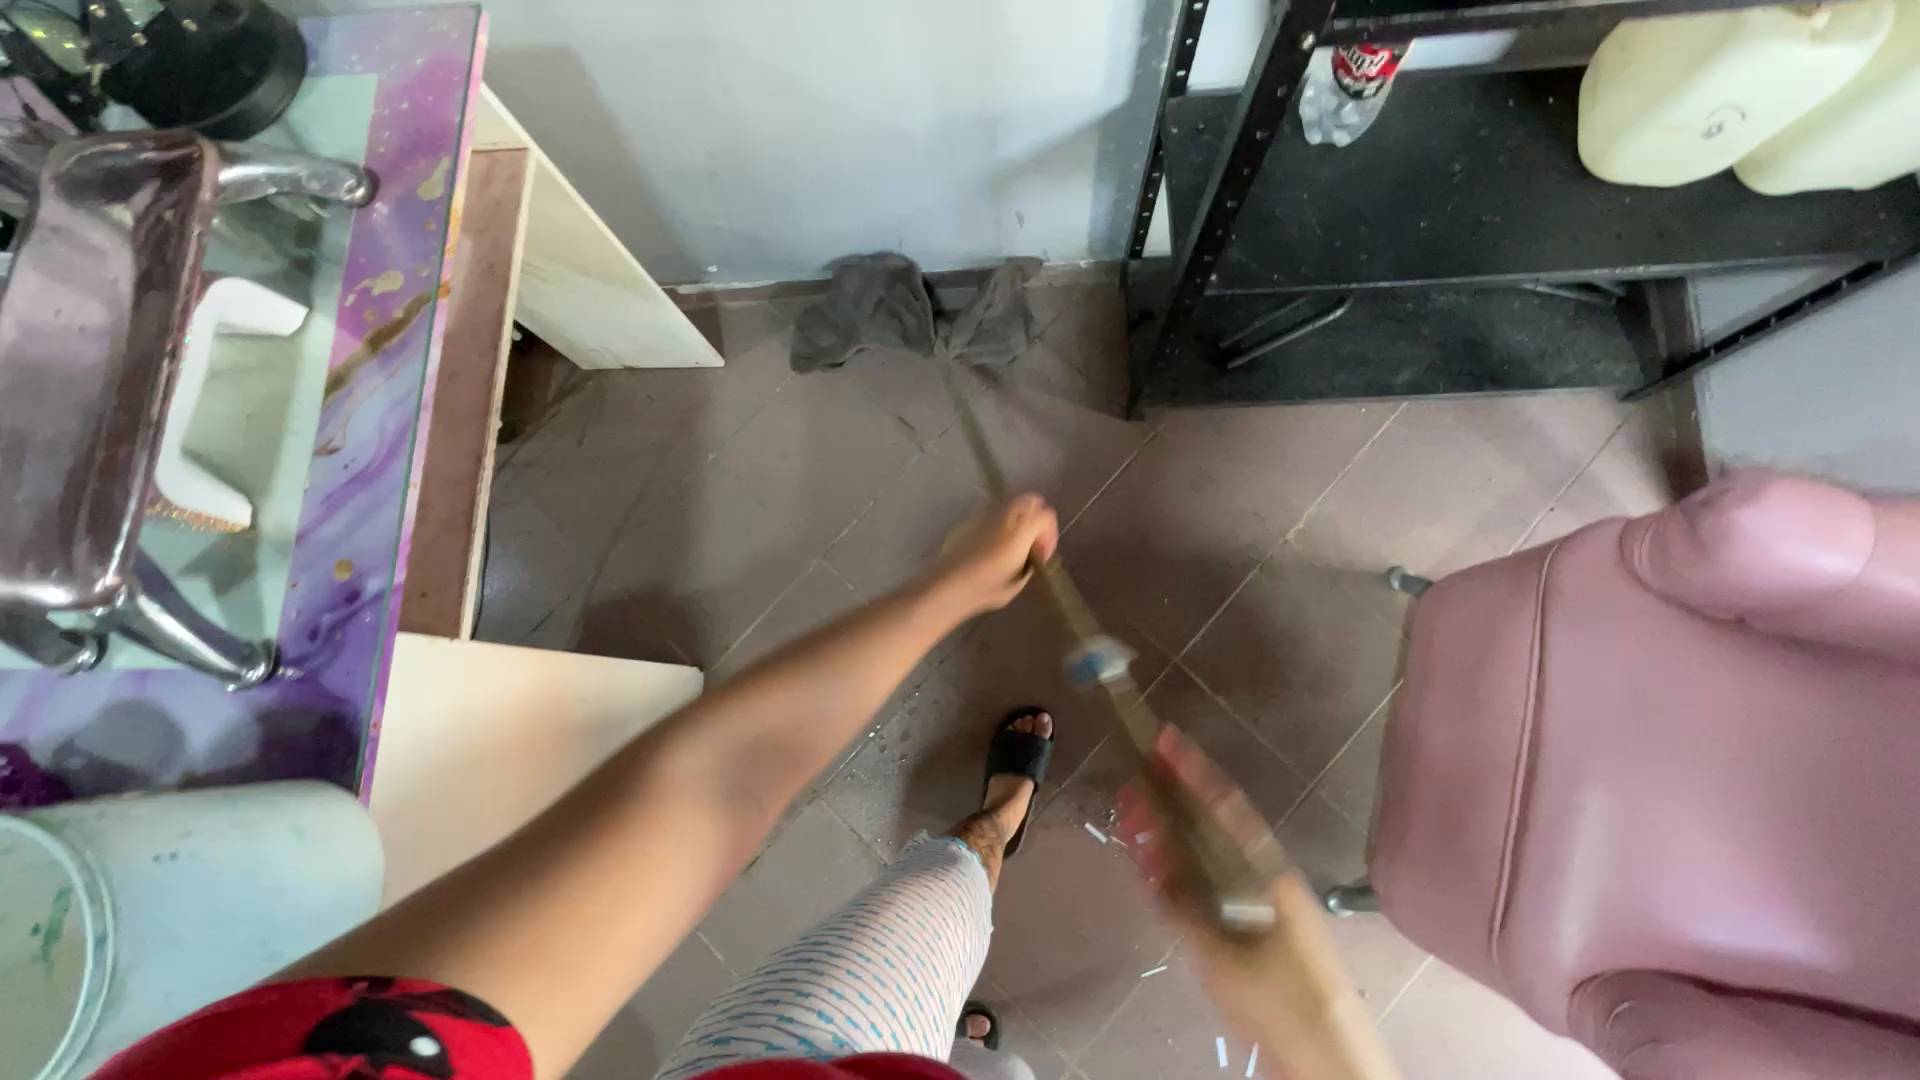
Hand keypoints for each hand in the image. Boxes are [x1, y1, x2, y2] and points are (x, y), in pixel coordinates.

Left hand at [924, 494, 1059, 618]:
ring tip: (1011, 545)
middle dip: (1036, 519)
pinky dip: (997, 524)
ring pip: (1009, 504)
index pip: (1047, 515)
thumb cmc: (986, 588)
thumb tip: (1029, 558)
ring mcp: (983, 514)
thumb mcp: (1018, 582)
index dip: (1050, 535)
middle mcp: (1005, 514)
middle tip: (1032, 543)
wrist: (947, 585)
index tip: (1042, 555)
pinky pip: (990, 515)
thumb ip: (1029, 564)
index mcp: (1022, 528)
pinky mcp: (967, 520)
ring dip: (1016, 520)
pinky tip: (989, 547)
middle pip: (1030, 500)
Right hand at [1116, 727, 1292, 1038]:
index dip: (1193, 771)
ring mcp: (1250, 900)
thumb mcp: (1228, 957)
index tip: (1165, 739)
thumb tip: (1154, 861)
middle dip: (1169, 797)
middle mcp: (1257, 877)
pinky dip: (1173, 869)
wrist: (1324, 1057)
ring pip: (1200, 854)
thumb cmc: (1283, 1002)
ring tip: (1132, 809)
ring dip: (1166, 831)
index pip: (1224, 807)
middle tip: (1134, 771)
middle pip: (1208, 826)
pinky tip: (1151, 860)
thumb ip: (1187, 910)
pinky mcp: (1240, 925)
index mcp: (1265, 872)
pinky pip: (1200, 885)